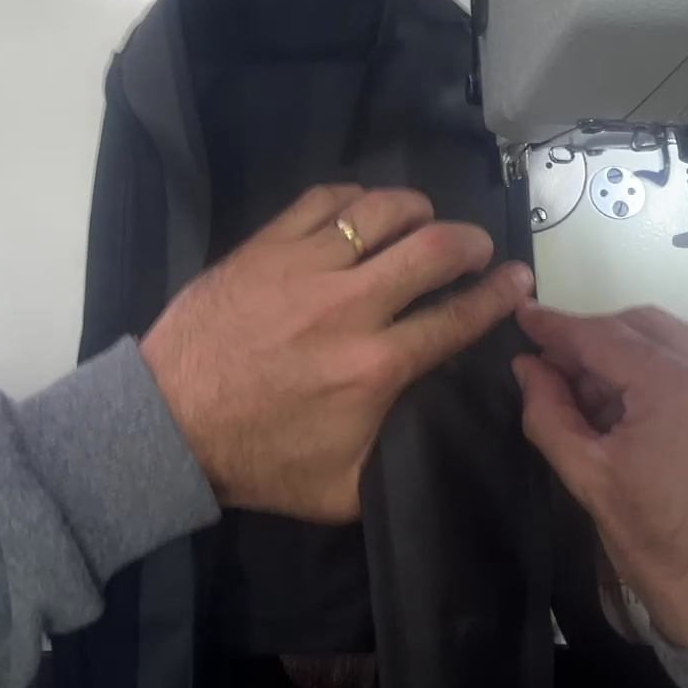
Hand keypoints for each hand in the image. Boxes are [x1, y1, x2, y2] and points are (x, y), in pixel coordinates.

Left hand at [141, 185, 533, 522]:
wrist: (170, 424)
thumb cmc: (257, 459)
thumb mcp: (342, 489)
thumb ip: (398, 456)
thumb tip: (432, 419)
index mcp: (375, 366)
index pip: (456, 318)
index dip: (498, 295)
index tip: (518, 280)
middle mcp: (349, 306)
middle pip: (432, 250)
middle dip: (470, 241)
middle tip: (478, 245)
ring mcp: (304, 267)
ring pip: (380, 211)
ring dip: (418, 208)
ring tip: (426, 218)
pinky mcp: (265, 246)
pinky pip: (322, 200)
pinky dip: (355, 197)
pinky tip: (364, 208)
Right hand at [514, 304, 687, 653]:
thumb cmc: (668, 554)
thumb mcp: (591, 482)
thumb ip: (549, 412)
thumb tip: (527, 365)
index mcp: (680, 390)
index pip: (604, 336)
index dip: (557, 325)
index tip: (524, 315)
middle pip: (643, 325)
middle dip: (596, 339)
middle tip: (559, 369)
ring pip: (681, 339)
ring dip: (636, 354)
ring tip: (608, 397)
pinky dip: (676, 371)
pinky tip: (656, 409)